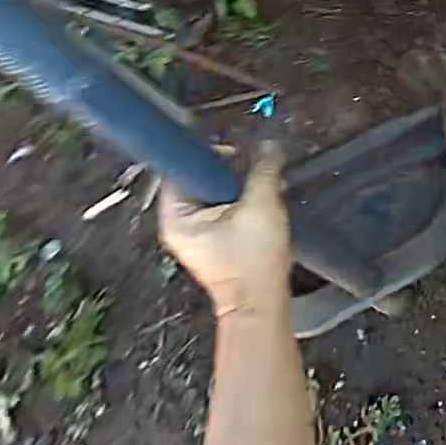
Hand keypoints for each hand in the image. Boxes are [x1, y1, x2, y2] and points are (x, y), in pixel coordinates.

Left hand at [159, 141, 291, 318]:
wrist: (262, 300)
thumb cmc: (253, 257)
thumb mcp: (261, 204)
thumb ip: (264, 169)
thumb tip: (268, 143)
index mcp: (177, 217)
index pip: (181, 170)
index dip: (207, 155)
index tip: (234, 150)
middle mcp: (181, 224)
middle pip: (202, 180)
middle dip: (233, 172)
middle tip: (256, 170)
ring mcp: (198, 234)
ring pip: (219, 194)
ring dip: (244, 186)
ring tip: (267, 186)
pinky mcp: (217, 240)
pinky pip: (228, 208)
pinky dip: (246, 201)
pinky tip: (268, 201)